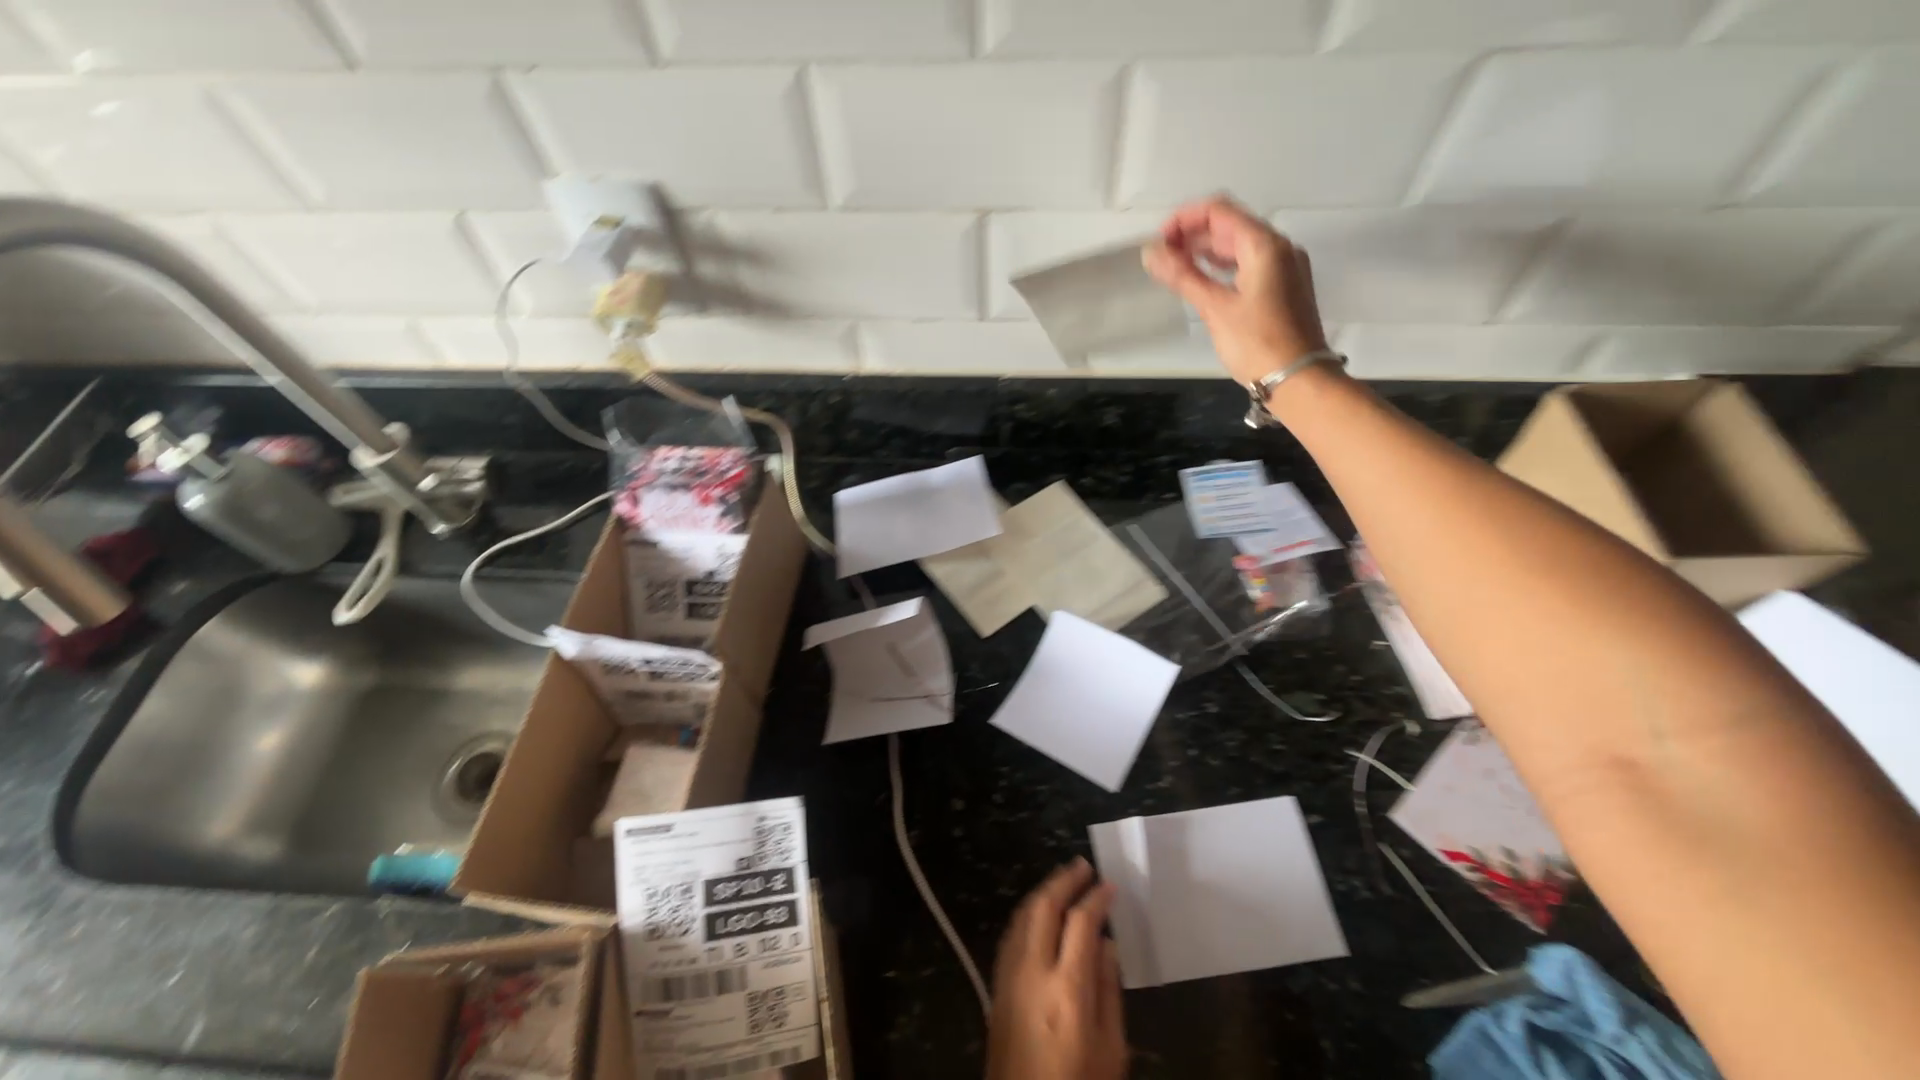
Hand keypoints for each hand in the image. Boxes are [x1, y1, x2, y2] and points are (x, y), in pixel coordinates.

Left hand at [986, 859, 1126, 1079]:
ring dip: (1042, 892)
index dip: (1096, 898)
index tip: (1110, 885)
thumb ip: (1110, 992)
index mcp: (1068, 988)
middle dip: (1064, 880)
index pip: (1081, 923)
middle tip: (1083, 866)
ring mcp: (1009, 977)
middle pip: (1044, 908)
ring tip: (1062, 881)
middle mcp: (1033, 972)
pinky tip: (1038, 914)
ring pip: (1022, 917)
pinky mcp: (996, 987)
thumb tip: (1106, 946)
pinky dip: (1027, 914)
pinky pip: (1011, 935)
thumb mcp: (1111, 1049)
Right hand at [1143, 196, 1329, 386]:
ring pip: (1239, 245)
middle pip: (1230, 225)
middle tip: (1163, 256)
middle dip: (1193, 234)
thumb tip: (1151, 252)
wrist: (1298, 379)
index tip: (1159, 240)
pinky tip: (1203, 279)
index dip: (1184, 219)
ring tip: (1176, 267)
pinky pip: (1249, 264)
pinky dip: (1223, 266)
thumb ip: (1182, 276)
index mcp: (1264, 245)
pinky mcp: (1284, 287)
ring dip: (1206, 250)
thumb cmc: (1257, 343)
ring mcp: (1285, 267)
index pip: (1219, 211)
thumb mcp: (1215, 308)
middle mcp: (1279, 248)